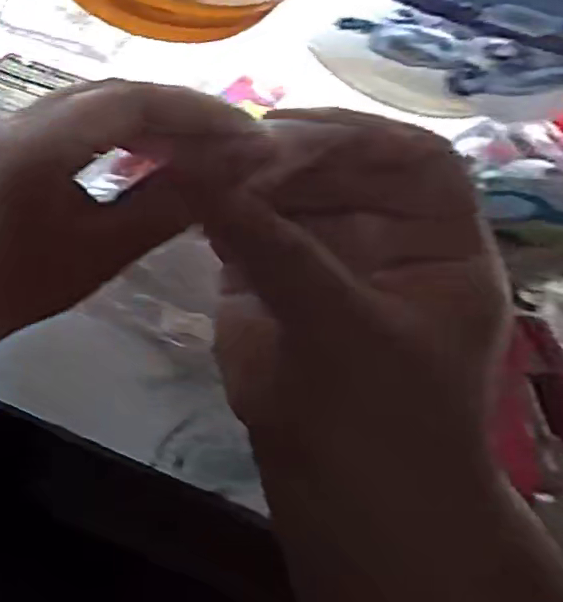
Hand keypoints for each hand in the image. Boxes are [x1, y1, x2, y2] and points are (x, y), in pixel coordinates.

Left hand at [0, 79, 264, 349]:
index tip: (251, 137)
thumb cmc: (19, 283)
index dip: (200, 112)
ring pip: (77, 105)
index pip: (132, 100)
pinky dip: (96, 133)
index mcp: (36, 143)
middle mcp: (11, 126)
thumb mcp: (107, 245)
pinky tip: (129, 159)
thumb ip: (176, 197)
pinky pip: (51, 125)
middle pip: (105, 94)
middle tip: (226, 142)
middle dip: (171, 111)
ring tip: (186, 150)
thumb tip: (245, 160)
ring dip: (134, 119)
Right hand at [197, 110, 510, 472]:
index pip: (407, 159)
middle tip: (197, 150)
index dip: (347, 134)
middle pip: (328, 170)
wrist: (340, 473)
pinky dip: (200, 214)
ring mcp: (310, 259)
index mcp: (431, 240)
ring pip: (271, 198)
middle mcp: (372, 238)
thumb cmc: (377, 405)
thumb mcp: (338, 323)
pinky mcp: (255, 280)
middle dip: (268, 155)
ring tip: (174, 170)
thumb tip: (202, 180)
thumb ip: (272, 249)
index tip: (267, 129)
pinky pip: (229, 231)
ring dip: (226, 182)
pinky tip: (170, 204)